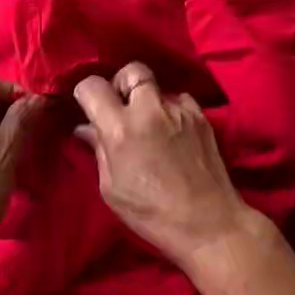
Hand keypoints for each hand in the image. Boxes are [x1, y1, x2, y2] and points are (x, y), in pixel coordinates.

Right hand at [74, 62, 257, 271]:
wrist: (207, 223)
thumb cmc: (150, 213)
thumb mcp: (111, 188)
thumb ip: (98, 151)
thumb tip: (87, 128)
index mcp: (121, 129)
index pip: (93, 86)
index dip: (86, 94)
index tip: (88, 109)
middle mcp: (151, 110)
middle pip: (132, 71)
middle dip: (120, 84)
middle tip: (119, 109)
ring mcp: (181, 110)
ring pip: (158, 87)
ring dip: (147, 101)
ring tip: (148, 127)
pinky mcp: (202, 118)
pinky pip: (180, 101)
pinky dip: (170, 111)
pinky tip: (170, 134)